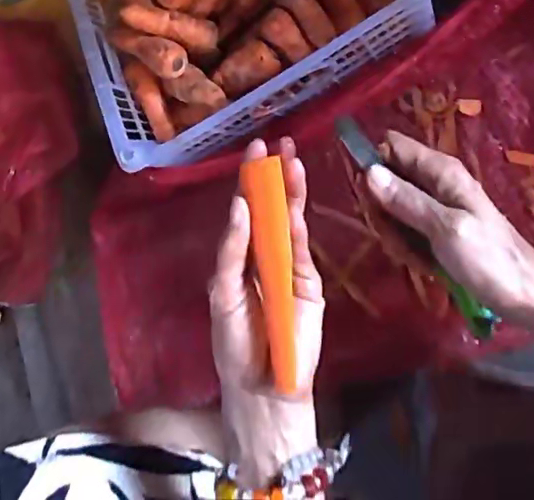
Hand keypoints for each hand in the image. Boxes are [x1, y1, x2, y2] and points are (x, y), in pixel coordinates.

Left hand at [210, 138, 324, 486]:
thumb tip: (239, 205)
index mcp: (243, 249)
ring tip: (292, 161)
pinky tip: (292, 204)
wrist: (262, 389)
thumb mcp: (223, 293)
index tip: (256, 148)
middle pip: (273, 205)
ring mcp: (290, 263)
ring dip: (292, 191)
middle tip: (279, 143)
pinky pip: (301, 249)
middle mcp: (267, 249)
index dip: (251, 178)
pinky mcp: (310, 282)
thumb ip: (231, 249)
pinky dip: (296, 226)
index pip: (248, 205)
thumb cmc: (234, 341)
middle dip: (276, 174)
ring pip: (291, 219)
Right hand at [364, 130, 533, 339]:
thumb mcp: (446, 230)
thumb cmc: (491, 261)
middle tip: (394, 236)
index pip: (391, 145)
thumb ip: (407, 200)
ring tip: (413, 256)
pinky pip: (408, 228)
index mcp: (441, 170)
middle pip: (387, 177)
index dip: (373, 164)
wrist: (531, 299)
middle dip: (382, 207)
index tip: (368, 198)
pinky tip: (422, 264)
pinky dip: (408, 245)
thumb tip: (369, 171)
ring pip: (394, 206)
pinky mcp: (439, 229)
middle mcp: (437, 180)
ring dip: (395, 232)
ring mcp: (438, 205)